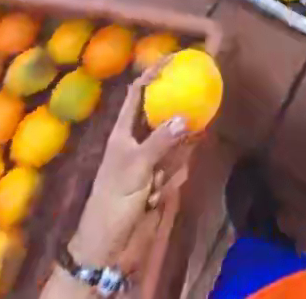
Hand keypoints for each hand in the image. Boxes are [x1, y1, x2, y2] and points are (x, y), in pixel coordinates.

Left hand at [70, 66, 191, 265]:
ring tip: (189, 137)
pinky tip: (179, 168)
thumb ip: (160, 142)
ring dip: (181, 140)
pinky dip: (180, 164)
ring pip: (173, 136)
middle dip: (177, 105)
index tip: (173, 58)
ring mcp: (149, 159)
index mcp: (123, 132)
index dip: (152, 73)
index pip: (137, 93)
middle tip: (199, 89)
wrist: (106, 247)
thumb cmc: (112, 201)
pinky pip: (177, 161)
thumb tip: (186, 117)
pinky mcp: (159, 178)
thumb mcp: (134, 169)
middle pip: (160, 112)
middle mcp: (137, 140)